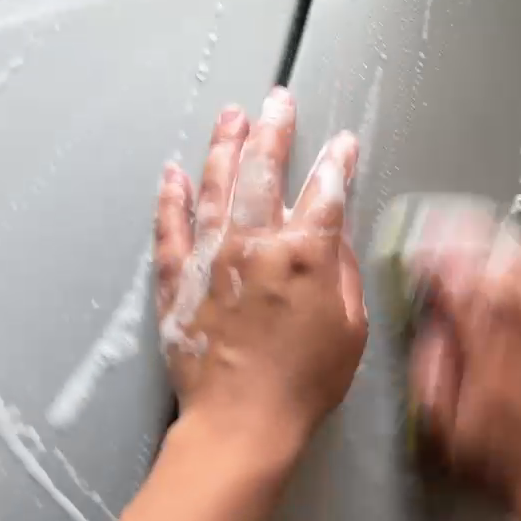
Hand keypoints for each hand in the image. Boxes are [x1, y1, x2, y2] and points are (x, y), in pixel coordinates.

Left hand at [154, 88, 367, 462]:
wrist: (243, 421)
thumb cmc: (306, 382)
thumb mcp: (350, 328)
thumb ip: (341, 273)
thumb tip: (330, 237)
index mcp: (304, 255)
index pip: (325, 191)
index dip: (337, 162)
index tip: (343, 144)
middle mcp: (255, 244)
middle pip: (262, 170)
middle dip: (274, 129)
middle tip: (277, 100)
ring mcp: (210, 258)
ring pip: (214, 185)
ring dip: (223, 145)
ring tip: (231, 115)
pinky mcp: (178, 280)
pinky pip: (170, 227)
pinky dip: (170, 196)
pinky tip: (173, 172)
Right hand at [409, 221, 520, 507]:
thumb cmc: (483, 455)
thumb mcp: (442, 424)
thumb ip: (435, 371)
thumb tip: (435, 324)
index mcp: (486, 364)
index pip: (466, 302)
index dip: (444, 271)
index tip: (422, 253)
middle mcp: (520, 346)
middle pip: (504, 281)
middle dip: (476, 245)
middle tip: (452, 222)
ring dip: (510, 251)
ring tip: (488, 227)